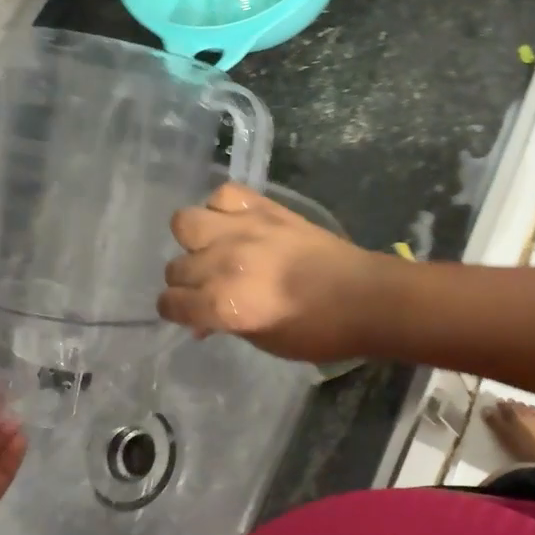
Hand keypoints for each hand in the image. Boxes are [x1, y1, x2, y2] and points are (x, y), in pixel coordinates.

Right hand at [158, 183, 395, 363]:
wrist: (364, 296)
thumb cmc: (317, 331)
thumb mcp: (264, 340)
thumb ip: (224, 324)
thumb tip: (200, 321)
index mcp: (223, 304)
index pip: (171, 303)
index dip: (177, 312)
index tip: (189, 314)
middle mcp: (224, 262)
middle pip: (176, 267)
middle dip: (187, 282)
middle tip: (208, 287)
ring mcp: (243, 229)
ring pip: (186, 222)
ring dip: (195, 241)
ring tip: (215, 250)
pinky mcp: (265, 207)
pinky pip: (223, 194)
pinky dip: (222, 208)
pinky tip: (234, 225)